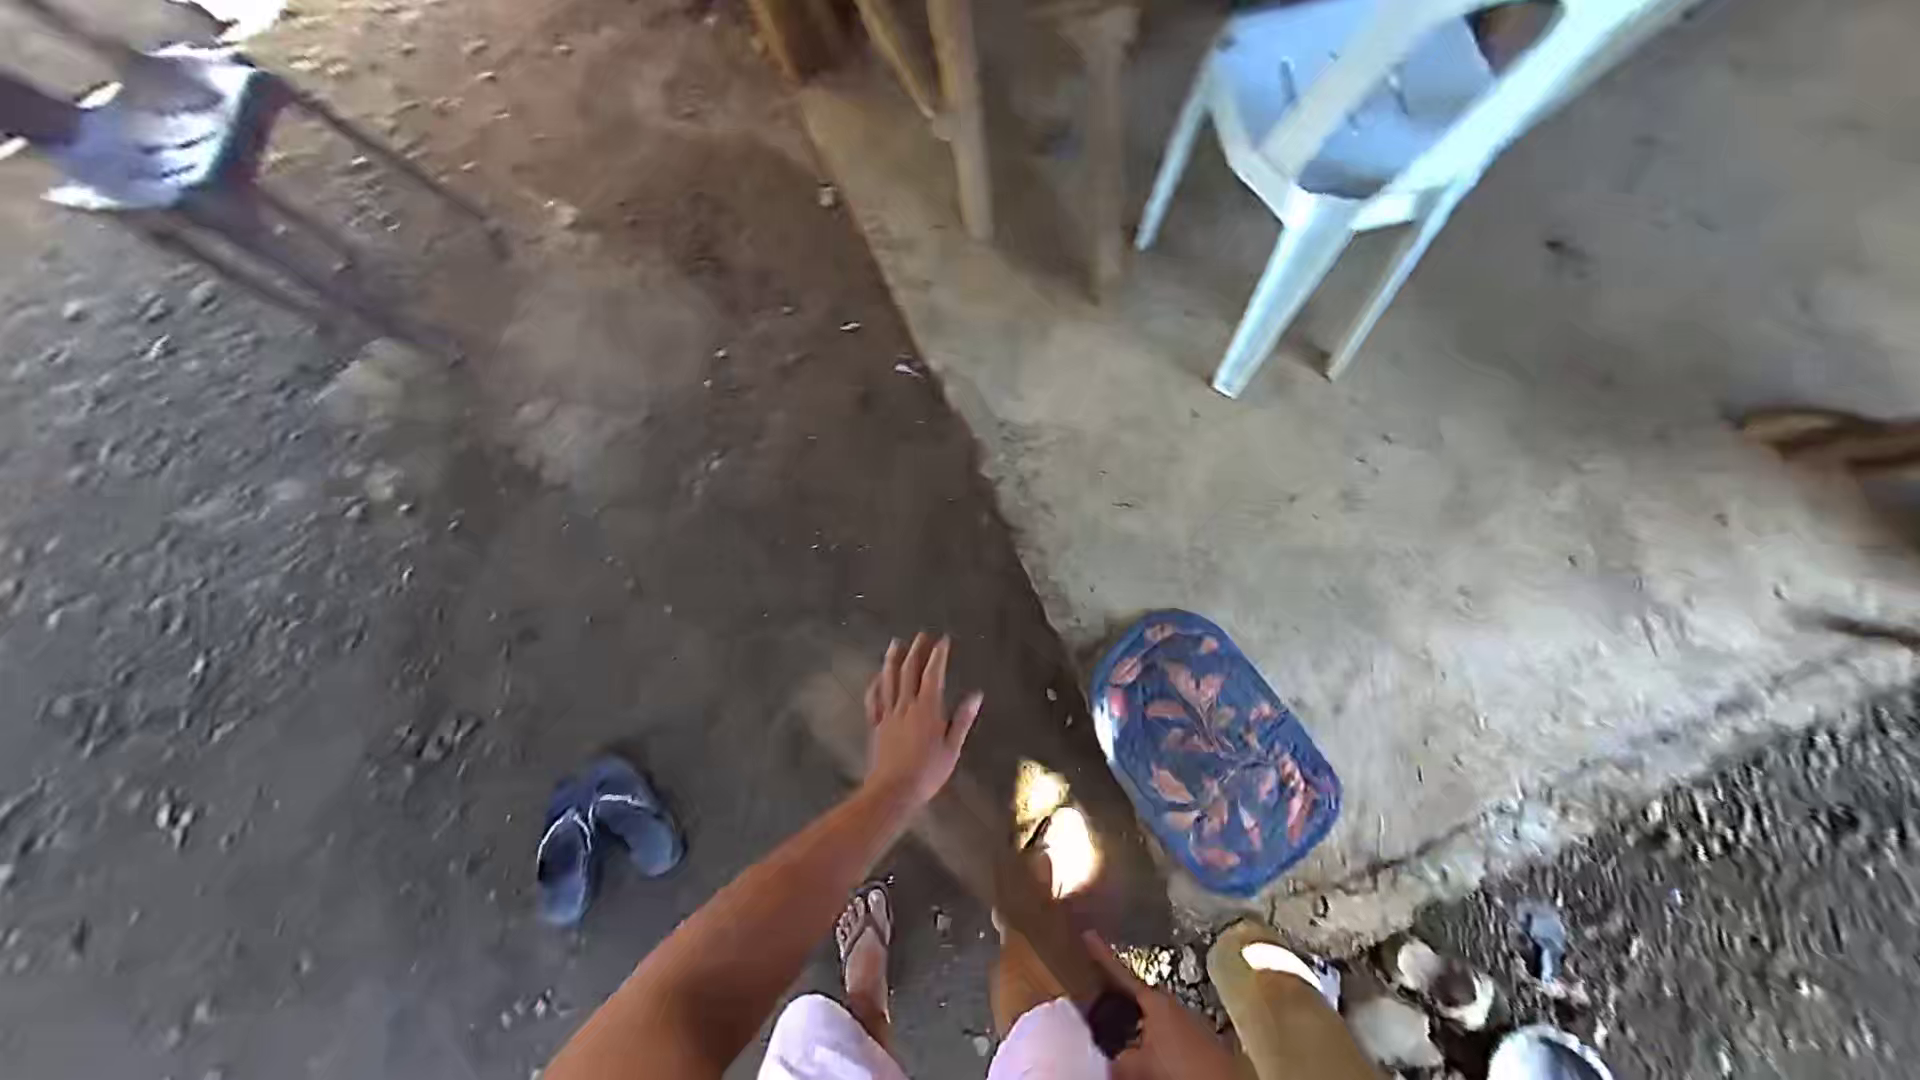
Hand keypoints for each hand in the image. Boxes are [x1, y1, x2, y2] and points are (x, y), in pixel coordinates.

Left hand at [862, 634, 982, 808]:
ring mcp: (888, 714)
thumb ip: (962, 719)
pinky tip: (876, 677)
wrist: (893, 790)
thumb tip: (975, 695)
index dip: (938, 655)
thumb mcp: (952, 747)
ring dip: (892, 659)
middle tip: (921, 635)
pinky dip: (875, 684)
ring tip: (895, 644)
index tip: (942, 640)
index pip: (933, 674)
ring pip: (889, 680)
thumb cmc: (927, 772)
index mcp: (927, 708)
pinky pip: (874, 699)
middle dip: (916, 650)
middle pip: (909, 671)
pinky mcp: (875, 725)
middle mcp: (906, 705)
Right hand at [1084, 932, 1244, 1079]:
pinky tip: (1141, 1051)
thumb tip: (1100, 1060)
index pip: (1120, 972)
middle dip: (1115, 996)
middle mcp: (1169, 1005)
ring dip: (1131, 1023)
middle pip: (1134, 995)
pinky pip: (1162, 1034)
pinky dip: (1147, 1038)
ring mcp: (1184, 1022)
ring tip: (1113, 1029)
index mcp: (1155, 1001)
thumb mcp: (1140, 1066)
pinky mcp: (1195, 1042)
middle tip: (1095, 992)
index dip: (1102, 954)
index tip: (1087, 933)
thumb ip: (1117, 1060)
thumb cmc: (1183, 1069)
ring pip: (1148, 1017)